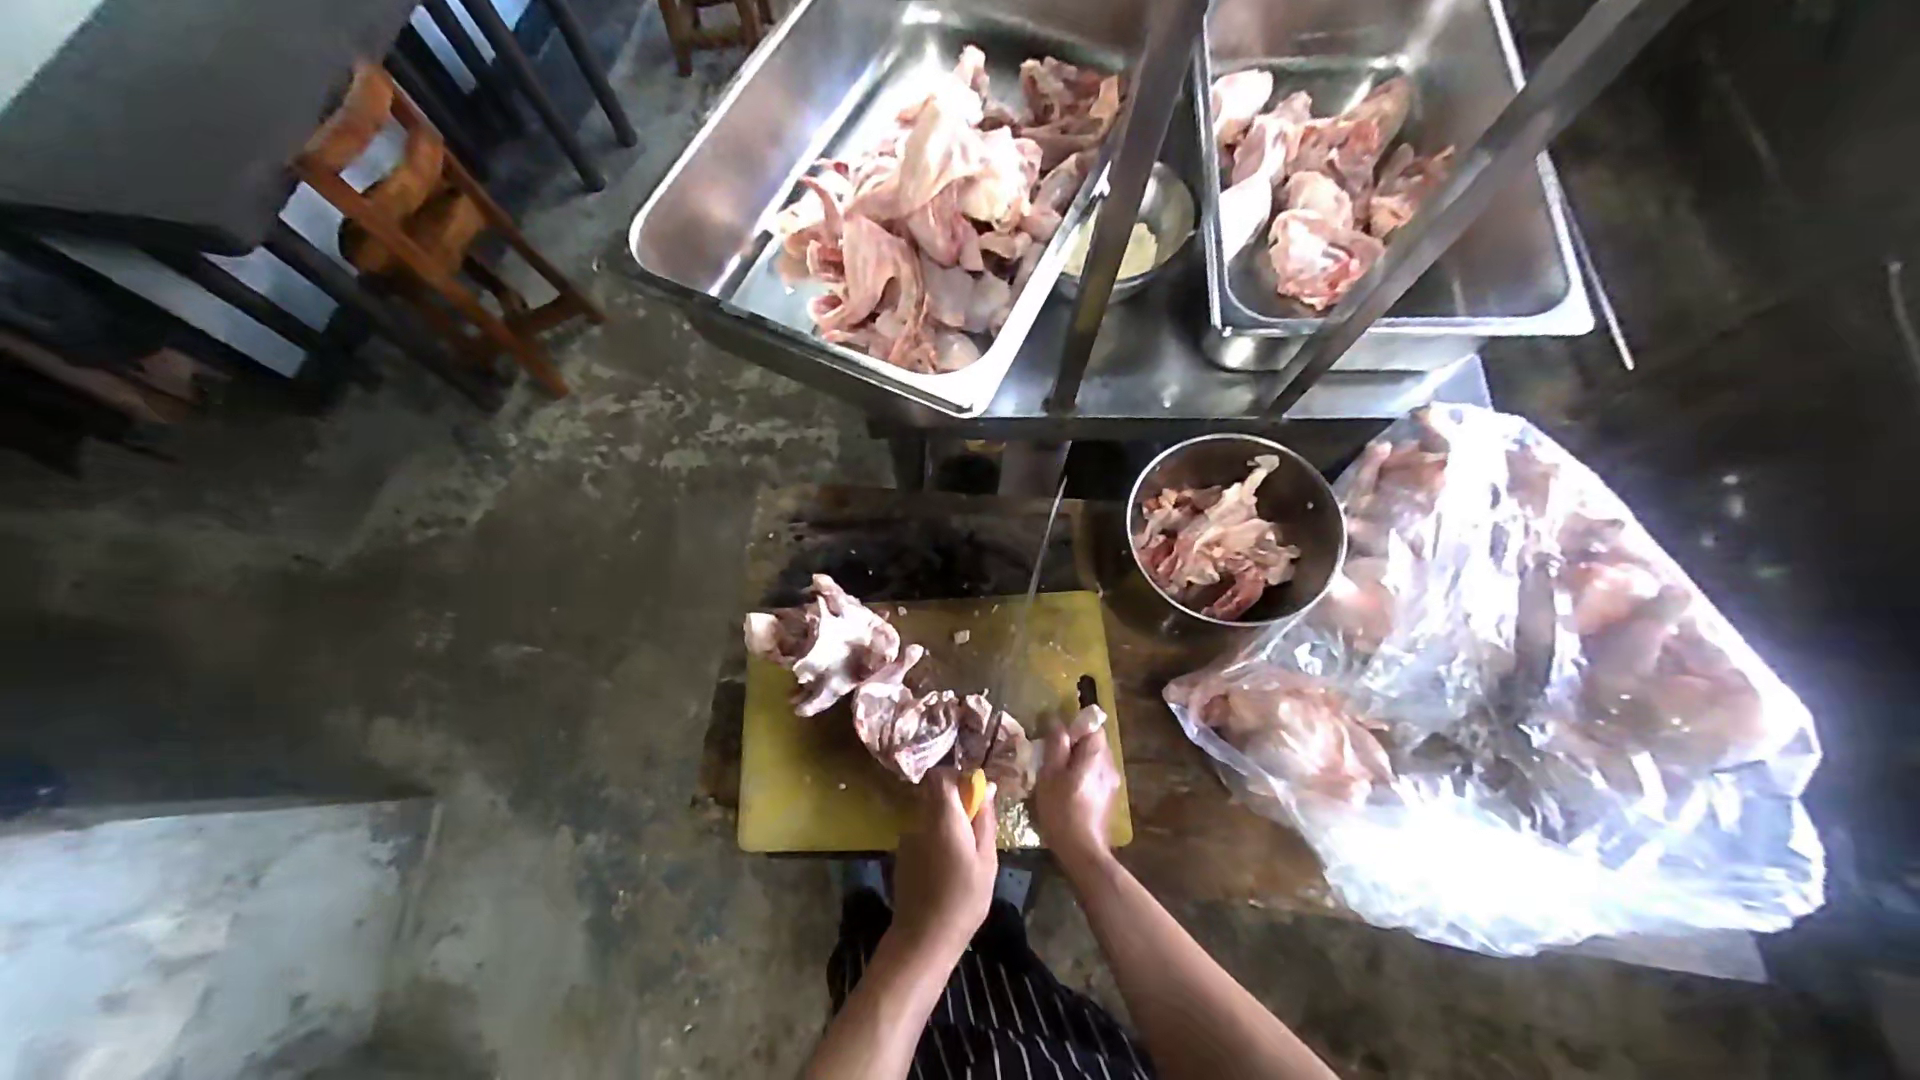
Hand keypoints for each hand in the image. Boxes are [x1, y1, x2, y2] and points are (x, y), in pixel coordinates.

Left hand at [892, 769, 997, 957]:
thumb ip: (985, 820)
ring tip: (963, 850)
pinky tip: (946, 864)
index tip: (976, 795)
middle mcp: (920, 820)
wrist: (923, 937)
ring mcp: (907, 836)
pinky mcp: (902, 853)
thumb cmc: (963, 899)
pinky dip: (934, 835)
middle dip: (954, 798)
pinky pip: (921, 830)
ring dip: (945, 819)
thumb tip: (987, 789)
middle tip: (974, 824)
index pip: (941, 775)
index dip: (958, 777)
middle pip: (933, 790)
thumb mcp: (986, 860)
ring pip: (927, 811)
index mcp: (943, 817)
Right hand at [1033, 718, 1119, 869]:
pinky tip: (1068, 791)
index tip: (1058, 739)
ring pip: (1094, 759)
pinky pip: (1096, 775)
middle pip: (1095, 742)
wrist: (1082, 851)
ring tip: (1058, 776)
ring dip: (1078, 761)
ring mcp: (1112, 783)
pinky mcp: (1109, 797)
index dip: (1075, 726)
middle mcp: (1109, 765)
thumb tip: (1057, 721)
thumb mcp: (1050, 774)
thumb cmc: (1062, 810)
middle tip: (1053, 758)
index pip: (1093, 725)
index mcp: (1096, 755)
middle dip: (1075, 744)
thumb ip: (1056, 745)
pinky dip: (1083, 775)